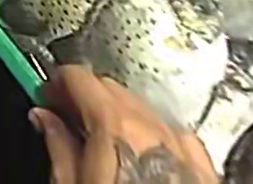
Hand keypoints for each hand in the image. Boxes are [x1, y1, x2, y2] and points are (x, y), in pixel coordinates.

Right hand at [33, 66, 218, 183]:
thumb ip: (58, 149)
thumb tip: (46, 119)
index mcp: (113, 127)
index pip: (79, 78)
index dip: (58, 83)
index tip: (48, 98)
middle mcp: (152, 128)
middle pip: (111, 89)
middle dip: (87, 98)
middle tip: (67, 120)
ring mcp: (183, 151)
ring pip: (144, 109)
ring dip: (119, 116)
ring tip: (103, 146)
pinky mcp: (206, 175)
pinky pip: (177, 137)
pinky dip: (156, 137)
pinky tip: (145, 159)